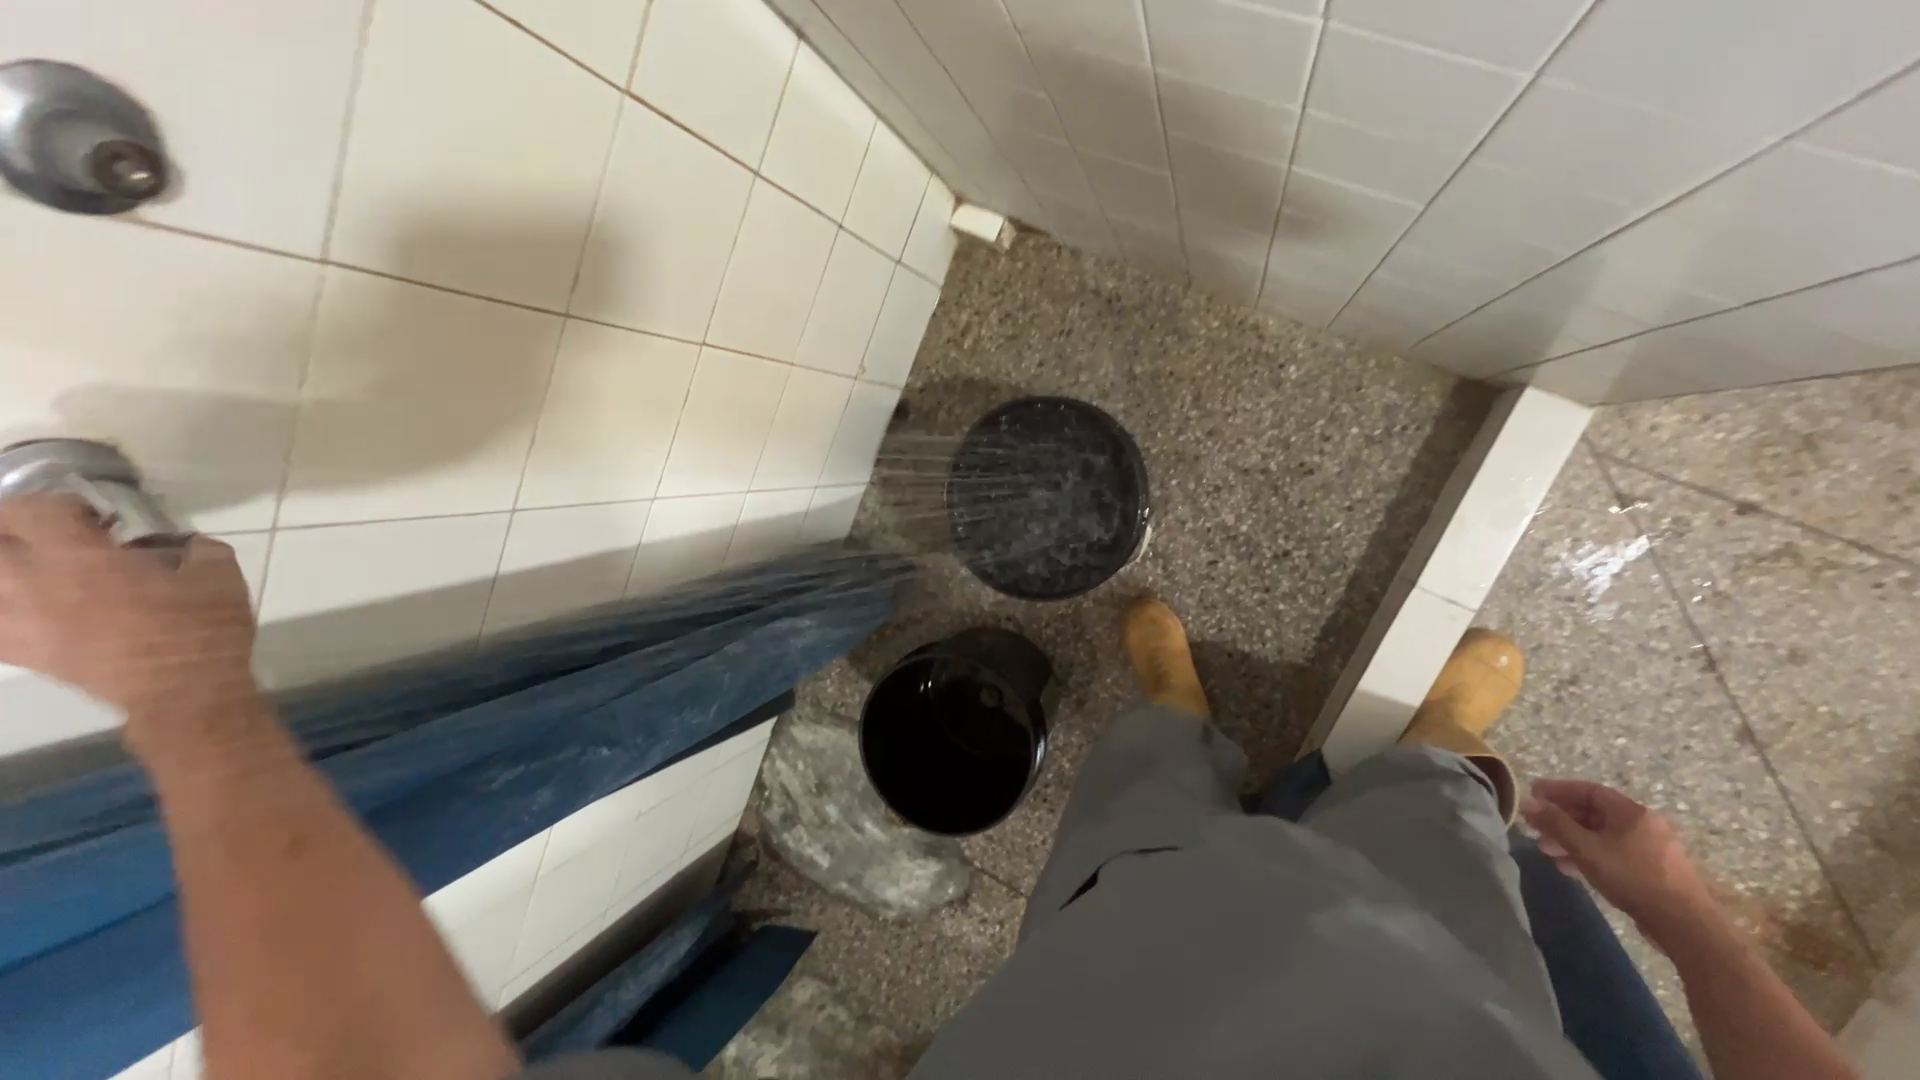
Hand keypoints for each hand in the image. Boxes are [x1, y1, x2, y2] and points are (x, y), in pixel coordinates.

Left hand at [0, 495, 258, 722]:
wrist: (185, 693)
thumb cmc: (204, 631)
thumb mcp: (220, 576)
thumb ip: (195, 548)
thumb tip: (183, 543)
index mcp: (83, 560)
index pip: (34, 510)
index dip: (62, 504)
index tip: (95, 515)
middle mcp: (34, 585)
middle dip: (15, 529)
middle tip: (53, 534)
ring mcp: (18, 622)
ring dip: (9, 567)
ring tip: (36, 568)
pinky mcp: (20, 651)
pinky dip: (5, 611)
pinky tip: (25, 607)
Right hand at [1521, 777, 1714, 945]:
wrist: (1684, 924)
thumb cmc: (1632, 877)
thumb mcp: (1586, 848)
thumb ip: (1555, 823)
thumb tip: (1528, 802)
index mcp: (1632, 813)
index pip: (1589, 791)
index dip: (1558, 790)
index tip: (1533, 794)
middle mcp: (1644, 825)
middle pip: (1594, 814)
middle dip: (1561, 819)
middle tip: (1535, 826)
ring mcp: (1651, 849)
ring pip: (1602, 836)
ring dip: (1572, 840)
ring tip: (1546, 850)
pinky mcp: (1653, 871)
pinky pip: (1613, 853)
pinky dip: (1589, 855)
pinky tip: (1571, 868)